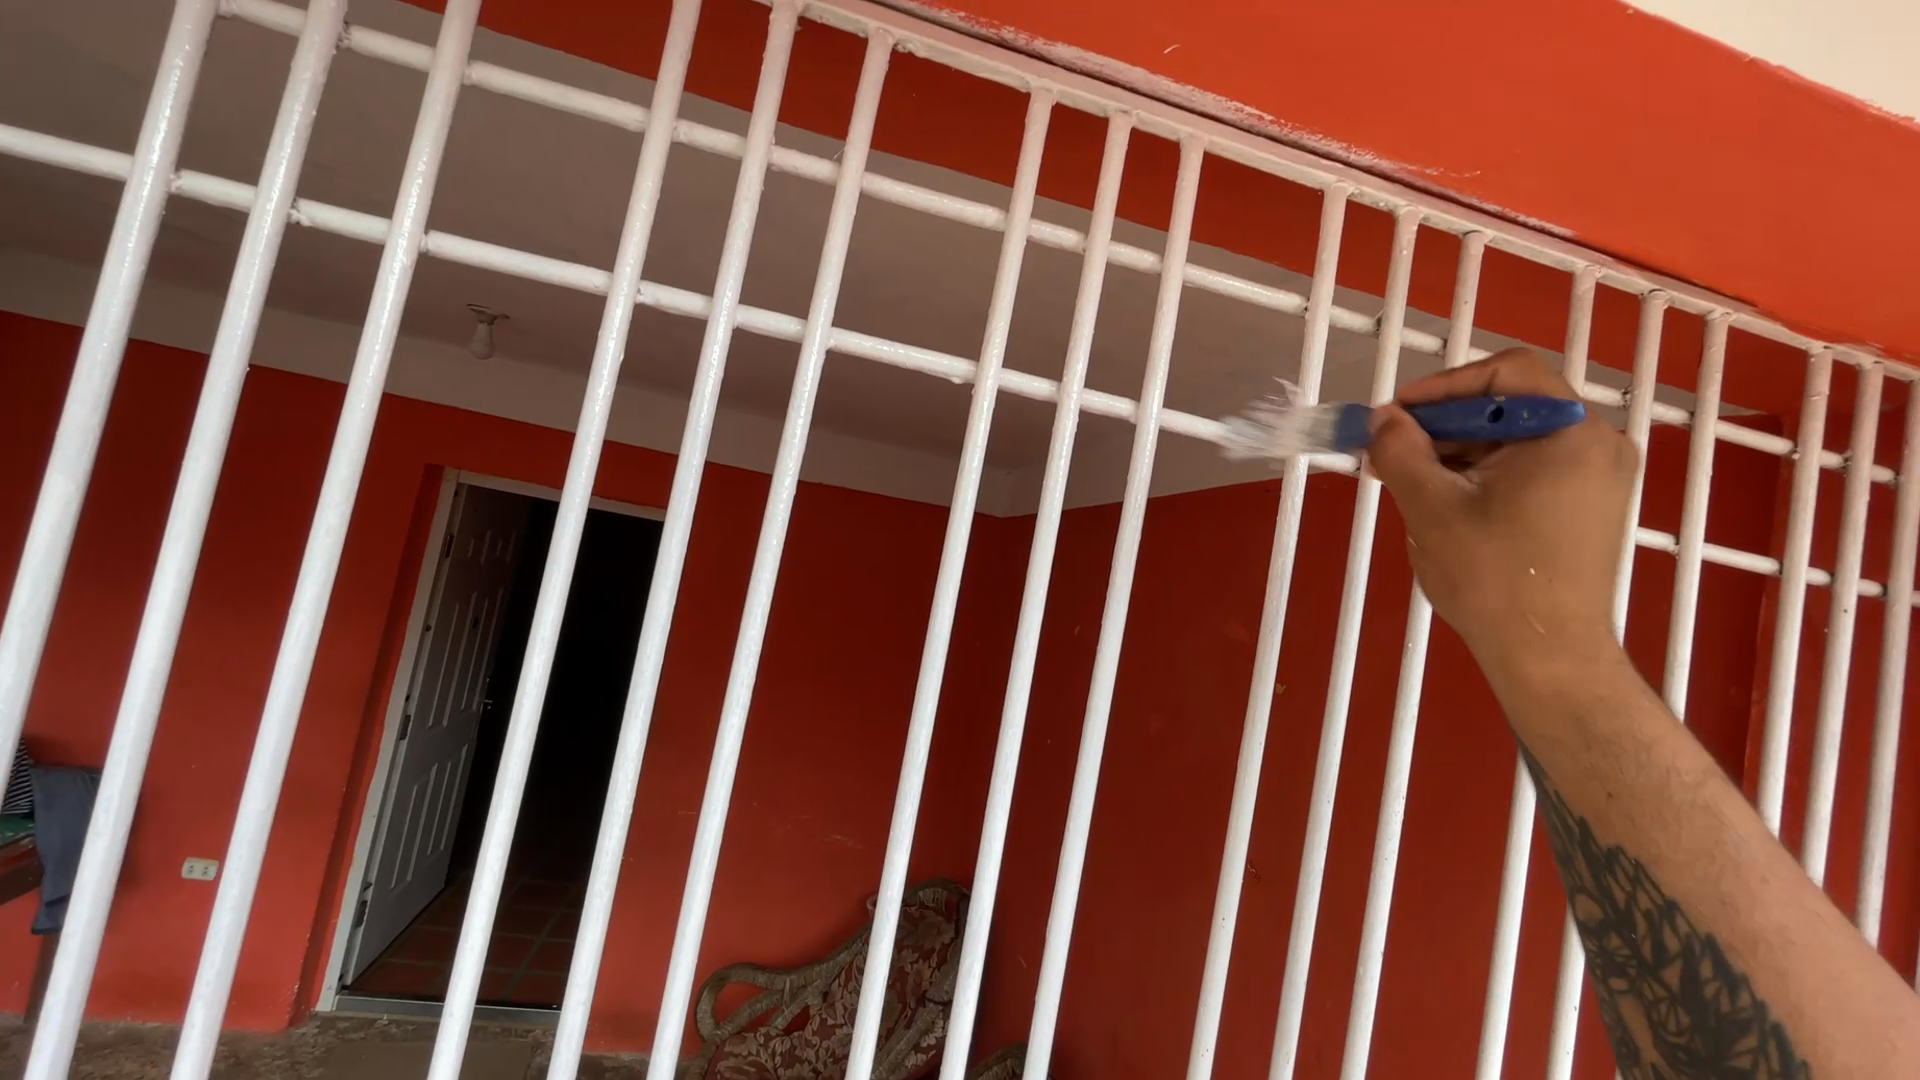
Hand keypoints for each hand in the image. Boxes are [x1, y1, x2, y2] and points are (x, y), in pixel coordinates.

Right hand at [1366, 348, 1637, 690]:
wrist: (1546, 652)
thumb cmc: (1491, 576)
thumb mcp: (1431, 506)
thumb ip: (1401, 451)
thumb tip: (1382, 419)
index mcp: (1570, 433)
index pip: (1507, 371)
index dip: (1443, 385)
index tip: (1396, 415)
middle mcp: (1597, 443)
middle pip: (1510, 405)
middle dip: (1443, 424)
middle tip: (1392, 452)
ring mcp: (1597, 476)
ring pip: (1515, 438)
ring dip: (1457, 451)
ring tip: (1410, 482)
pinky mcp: (1587, 504)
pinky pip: (1529, 467)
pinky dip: (1482, 473)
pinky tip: (1445, 502)